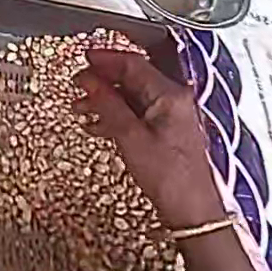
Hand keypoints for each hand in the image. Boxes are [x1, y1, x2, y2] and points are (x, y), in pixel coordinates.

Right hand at [72, 49, 223, 228]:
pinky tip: (99, 124)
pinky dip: (117, 114)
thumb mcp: (130, 137)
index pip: (133, 64)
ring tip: (82, 106)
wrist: (193, 213)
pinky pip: (138, 112)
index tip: (85, 57)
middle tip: (78, 83)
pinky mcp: (168, 130)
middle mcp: (174, 99)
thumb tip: (89, 80)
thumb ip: (108, 104)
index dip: (105, 59)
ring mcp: (172, 114)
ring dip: (107, 98)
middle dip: (103, 80)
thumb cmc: (168, 177)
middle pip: (133, 78)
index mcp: (169, 94)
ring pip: (133, 95)